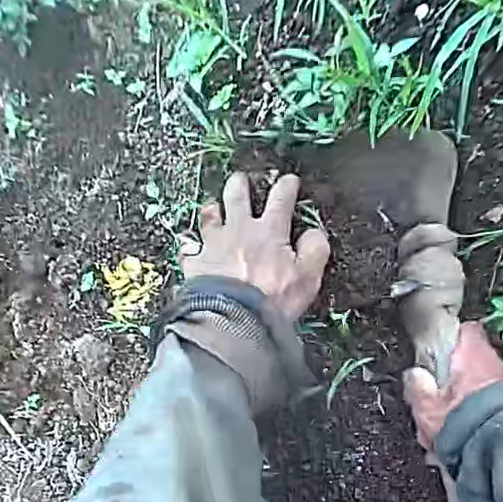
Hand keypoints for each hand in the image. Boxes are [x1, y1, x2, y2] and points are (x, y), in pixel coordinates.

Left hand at [186, 173, 330, 320]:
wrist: (233, 320)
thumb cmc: (271, 302)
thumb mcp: (307, 278)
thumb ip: (314, 250)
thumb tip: (313, 234)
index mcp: (269, 232)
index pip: (281, 198)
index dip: (287, 186)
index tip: (289, 182)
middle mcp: (239, 231)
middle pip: (237, 195)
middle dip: (241, 184)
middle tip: (242, 180)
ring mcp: (213, 245)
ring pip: (209, 215)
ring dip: (212, 209)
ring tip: (212, 206)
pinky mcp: (195, 263)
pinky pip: (188, 249)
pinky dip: (189, 247)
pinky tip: (189, 248)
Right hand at [402, 322, 502, 449]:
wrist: (501, 448)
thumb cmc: (463, 422)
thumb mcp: (426, 405)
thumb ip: (418, 387)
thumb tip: (414, 375)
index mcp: (472, 356)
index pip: (466, 331)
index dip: (451, 338)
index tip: (438, 351)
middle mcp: (495, 365)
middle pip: (472, 362)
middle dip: (454, 378)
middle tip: (436, 396)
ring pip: (479, 386)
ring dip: (465, 400)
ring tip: (446, 422)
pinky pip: (489, 404)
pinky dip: (476, 414)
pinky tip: (461, 434)